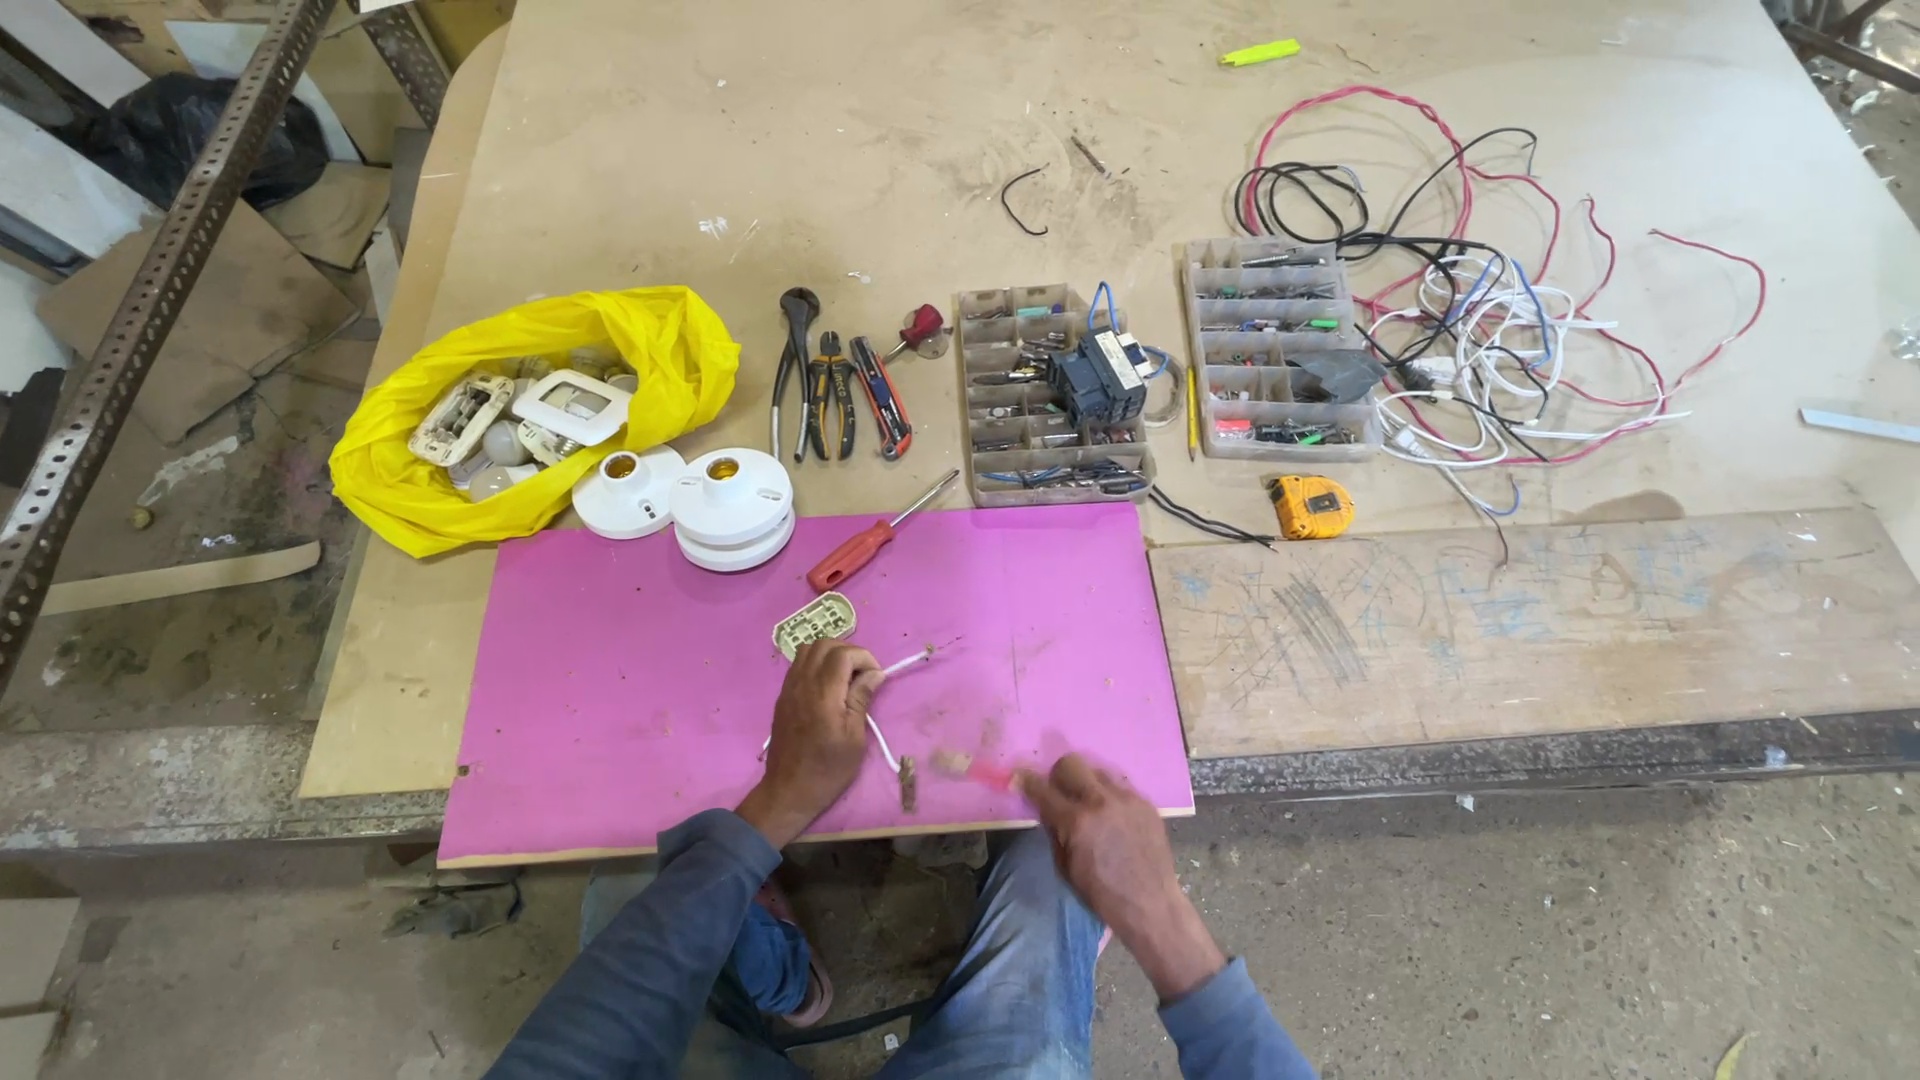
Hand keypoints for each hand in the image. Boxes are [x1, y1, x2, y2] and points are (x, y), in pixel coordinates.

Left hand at [736, 641, 882, 847]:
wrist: (789, 791)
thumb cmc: (828, 769)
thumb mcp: (855, 738)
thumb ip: (861, 698)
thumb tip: (874, 673)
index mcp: (823, 694)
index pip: (844, 653)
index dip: (865, 657)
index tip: (876, 677)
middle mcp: (802, 684)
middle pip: (824, 644)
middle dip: (849, 651)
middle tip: (862, 674)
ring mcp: (789, 688)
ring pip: (808, 649)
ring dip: (830, 654)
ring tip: (845, 676)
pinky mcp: (783, 695)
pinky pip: (798, 664)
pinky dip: (816, 663)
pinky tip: (828, 685)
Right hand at [1016, 754, 1225, 1001]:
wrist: (1150, 904)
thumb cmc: (1101, 893)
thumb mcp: (1065, 867)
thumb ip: (1054, 830)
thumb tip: (1047, 807)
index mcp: (1076, 821)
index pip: (1042, 788)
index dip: (1025, 780)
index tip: (1018, 777)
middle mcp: (1101, 801)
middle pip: (1071, 763)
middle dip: (1059, 775)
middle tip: (1061, 792)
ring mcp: (1127, 799)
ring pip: (1097, 771)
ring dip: (1087, 784)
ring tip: (1092, 807)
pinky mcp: (1146, 803)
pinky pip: (1121, 787)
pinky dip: (1110, 798)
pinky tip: (1114, 818)